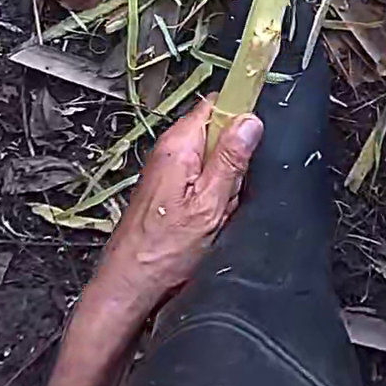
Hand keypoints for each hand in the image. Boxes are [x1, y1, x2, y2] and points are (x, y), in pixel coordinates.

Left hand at [94, 97, 262, 310]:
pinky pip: (203, 178)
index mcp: (180, 144)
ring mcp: (169, 166)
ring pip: (214, 158)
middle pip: (219, 133)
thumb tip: (250, 121)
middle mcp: (171, 148)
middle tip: (229, 191)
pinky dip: (212, 196)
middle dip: (234, 159)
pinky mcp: (169, 184)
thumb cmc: (161, 249)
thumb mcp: (209, 204)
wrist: (130, 282)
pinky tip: (208, 219)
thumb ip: (231, 159)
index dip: (241, 114)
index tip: (254, 137)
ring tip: (216, 210)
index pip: (218, 103)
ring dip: (224, 182)